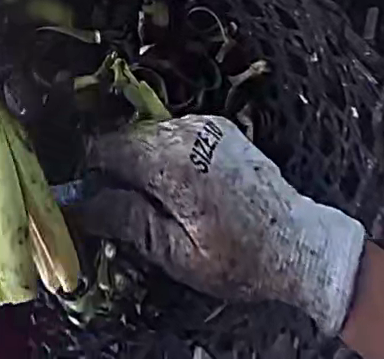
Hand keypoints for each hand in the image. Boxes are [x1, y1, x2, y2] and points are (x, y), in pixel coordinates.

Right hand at [76, 115, 367, 333]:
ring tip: (156, 196)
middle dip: (117, 164)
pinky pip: (173, 130)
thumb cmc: (239, 260)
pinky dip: (165, 149)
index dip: (91, 168)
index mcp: (170, 162)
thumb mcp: (178, 255)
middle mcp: (183, 131)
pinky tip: (179, 180)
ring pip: (148, 132)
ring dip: (141, 156)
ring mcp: (202, 123)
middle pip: (126, 136)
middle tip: (122, 201)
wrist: (300, 243)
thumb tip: (82, 202)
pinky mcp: (215, 123)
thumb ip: (128, 221)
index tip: (87, 189)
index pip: (107, 147)